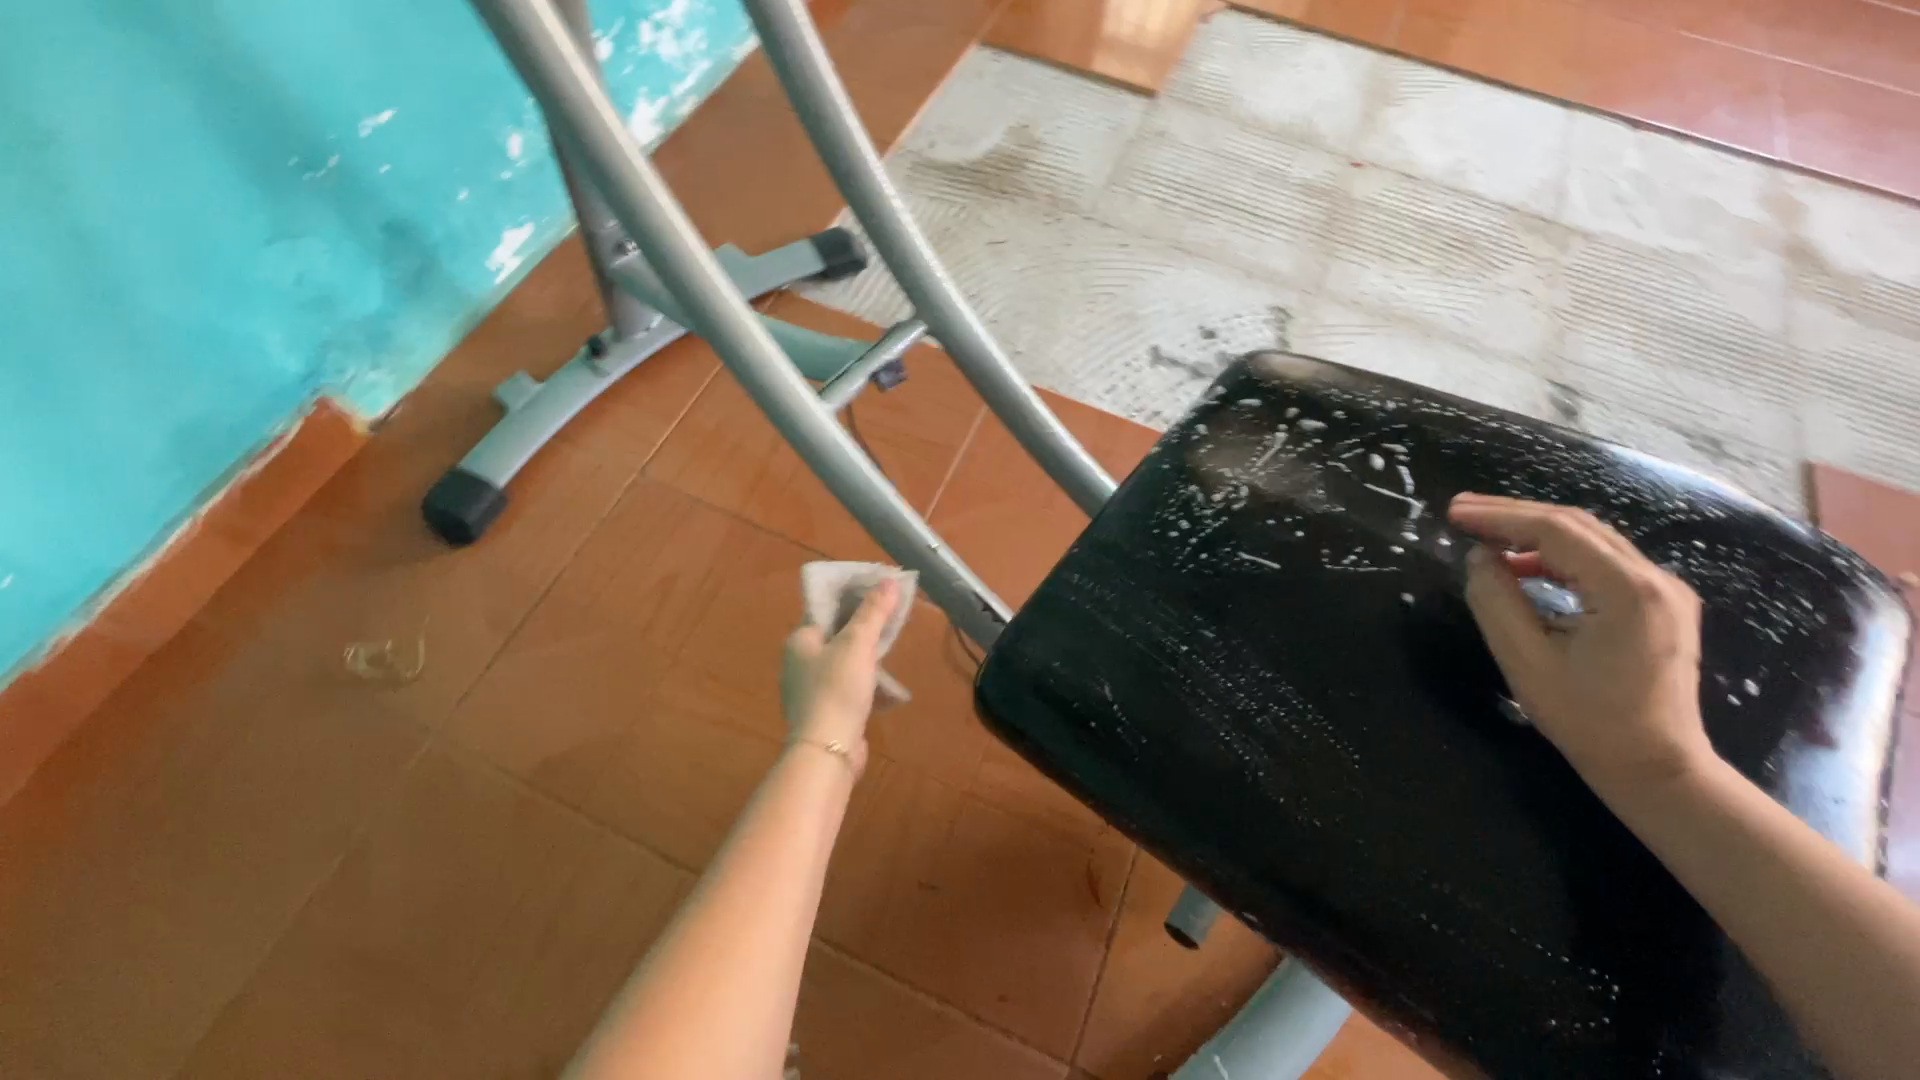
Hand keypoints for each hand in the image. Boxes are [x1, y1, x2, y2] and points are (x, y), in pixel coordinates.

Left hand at [779, 579, 900, 777]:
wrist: (828, 750)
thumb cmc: (837, 689)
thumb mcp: (858, 644)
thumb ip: (873, 612)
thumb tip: (888, 580)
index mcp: (799, 641)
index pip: (825, 610)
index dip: (852, 599)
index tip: (879, 594)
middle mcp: (799, 663)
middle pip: (836, 637)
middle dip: (864, 632)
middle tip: (892, 623)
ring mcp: (809, 690)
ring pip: (844, 664)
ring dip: (868, 661)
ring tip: (892, 655)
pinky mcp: (824, 713)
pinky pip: (848, 690)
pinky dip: (867, 687)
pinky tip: (888, 692)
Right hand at [1447, 493, 1716, 789]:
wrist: (1655, 766)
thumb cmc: (1587, 719)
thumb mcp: (1524, 660)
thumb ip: (1495, 600)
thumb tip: (1479, 558)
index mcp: (1626, 590)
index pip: (1556, 531)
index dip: (1499, 516)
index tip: (1453, 513)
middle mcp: (1654, 579)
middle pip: (1577, 525)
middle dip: (1514, 514)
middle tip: (1460, 511)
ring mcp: (1662, 591)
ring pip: (1590, 540)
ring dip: (1533, 531)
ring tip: (1483, 532)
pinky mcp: (1658, 605)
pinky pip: (1601, 562)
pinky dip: (1556, 555)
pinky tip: (1523, 566)